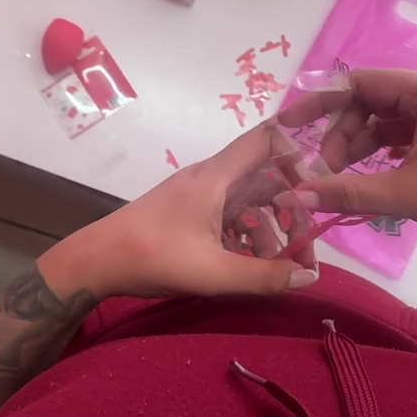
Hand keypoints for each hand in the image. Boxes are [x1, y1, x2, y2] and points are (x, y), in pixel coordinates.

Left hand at [39, 123, 320, 300]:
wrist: (96, 261)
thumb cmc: (153, 257)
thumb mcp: (214, 273)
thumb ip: (264, 276)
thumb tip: (309, 277)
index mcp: (217, 177)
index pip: (268, 139)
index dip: (300, 154)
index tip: (319, 189)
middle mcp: (211, 178)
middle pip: (265, 179)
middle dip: (291, 211)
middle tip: (307, 250)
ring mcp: (198, 196)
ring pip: (248, 203)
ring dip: (269, 232)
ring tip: (281, 269)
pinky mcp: (188, 213)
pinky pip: (229, 217)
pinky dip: (246, 237)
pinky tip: (250, 267)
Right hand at [274, 69, 416, 262]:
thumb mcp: (406, 194)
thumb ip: (345, 192)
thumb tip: (290, 197)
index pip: (360, 83)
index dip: (320, 104)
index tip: (288, 127)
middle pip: (373, 102)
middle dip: (342, 134)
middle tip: (324, 172)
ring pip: (389, 122)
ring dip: (361, 147)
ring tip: (341, 179)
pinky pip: (408, 136)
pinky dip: (384, 154)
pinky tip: (372, 177)